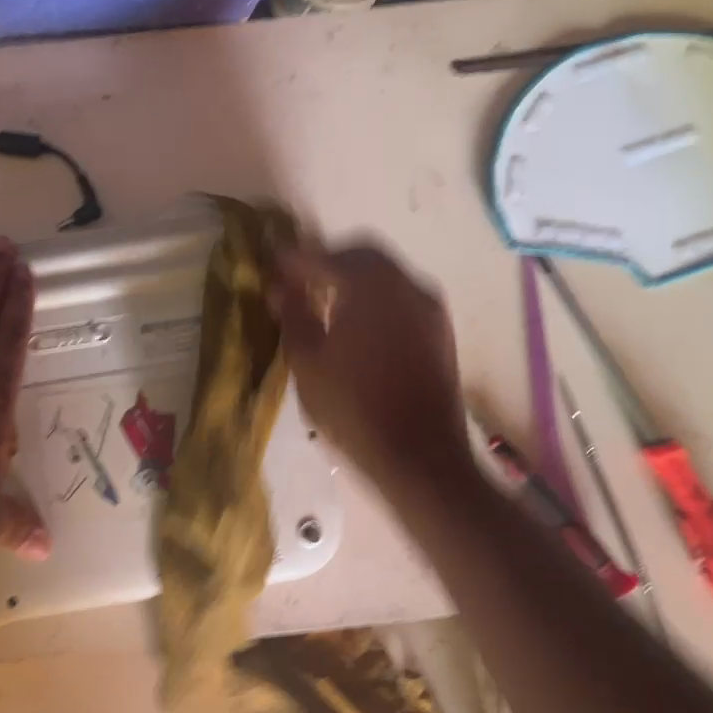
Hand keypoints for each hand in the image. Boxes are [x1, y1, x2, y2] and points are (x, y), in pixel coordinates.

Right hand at [273, 244, 468, 485]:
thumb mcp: (307, 361)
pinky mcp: (441, 331)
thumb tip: (282, 287)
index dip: (294, 261)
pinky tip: (355, 324)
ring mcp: (430, 308)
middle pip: (363, 255)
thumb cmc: (353, 407)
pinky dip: (376, 298)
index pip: (324, 257)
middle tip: (299, 280)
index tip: (271, 266)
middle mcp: (406, 285)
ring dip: (355, 279)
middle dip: (329, 261)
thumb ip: (293, 314)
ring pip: (387, 274)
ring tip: (325, 302)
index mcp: (369, 285)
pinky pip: (402, 297)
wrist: (420, 457)